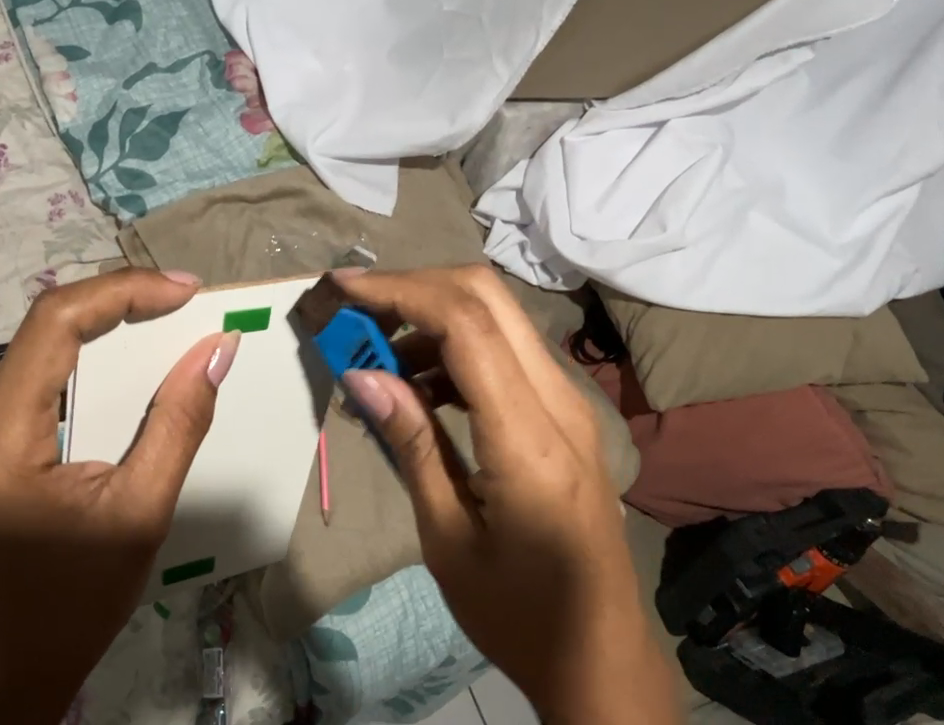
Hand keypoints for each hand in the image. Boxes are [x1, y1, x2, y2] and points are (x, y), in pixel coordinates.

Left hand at [0, 268, 238, 724]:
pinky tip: (113, 372)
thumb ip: (179, 422)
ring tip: (158, 326)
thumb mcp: (140, 514)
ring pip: (32, 350)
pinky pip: (21, 378)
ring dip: (96, 334)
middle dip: (116, 307)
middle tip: (180, 304)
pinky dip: (73, 365)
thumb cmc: (76, 602)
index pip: (54, 325)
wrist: (7, 666)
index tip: (184, 290)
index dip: (122, 292)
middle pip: (42, 331)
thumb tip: (216, 347)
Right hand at [335, 266, 677, 724]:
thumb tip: (360, 372)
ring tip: (376, 353)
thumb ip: (410, 443)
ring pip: (497, 316)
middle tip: (355, 308)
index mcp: (529, 439)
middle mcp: (559, 402)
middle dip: (414, 286)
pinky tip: (418, 384)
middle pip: (487, 297)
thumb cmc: (517, 613)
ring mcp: (569, 403)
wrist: (601, 657)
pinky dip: (455, 344)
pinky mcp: (565, 413)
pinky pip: (507, 349)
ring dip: (432, 314)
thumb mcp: (448, 537)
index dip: (400, 292)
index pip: (466, 325)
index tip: (342, 288)